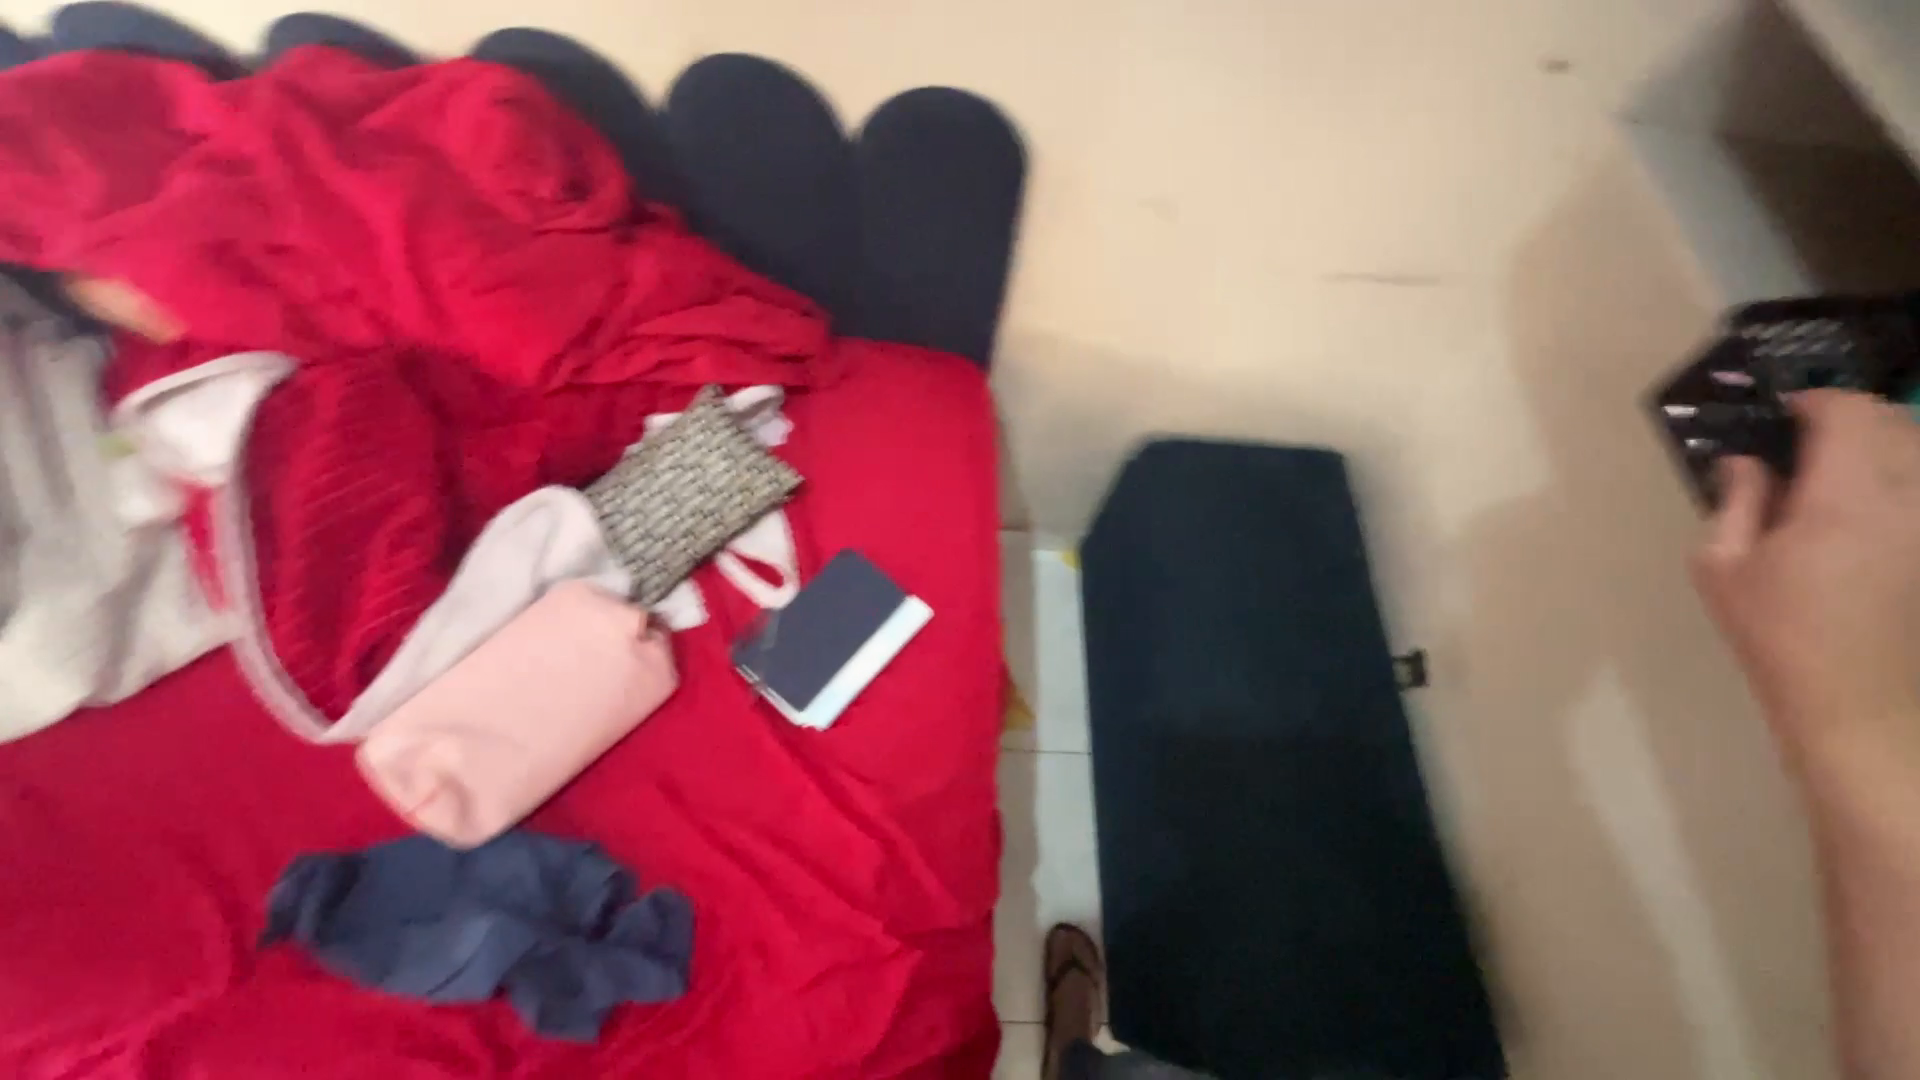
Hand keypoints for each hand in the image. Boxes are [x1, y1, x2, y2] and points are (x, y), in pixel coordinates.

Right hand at [1691, 390, 1919, 761]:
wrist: (1852, 695)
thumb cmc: (1771, 629)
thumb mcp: (1721, 566)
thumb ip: (1737, 504)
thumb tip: (1744, 463)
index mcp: (1844, 503)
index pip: (1849, 418)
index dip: (1817, 401)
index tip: (1784, 408)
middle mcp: (1909, 503)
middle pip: (1899, 425)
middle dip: (1854, 416)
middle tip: (1805, 434)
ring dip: (1883, 444)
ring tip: (1837, 465)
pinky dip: (1898, 478)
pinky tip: (1862, 501)